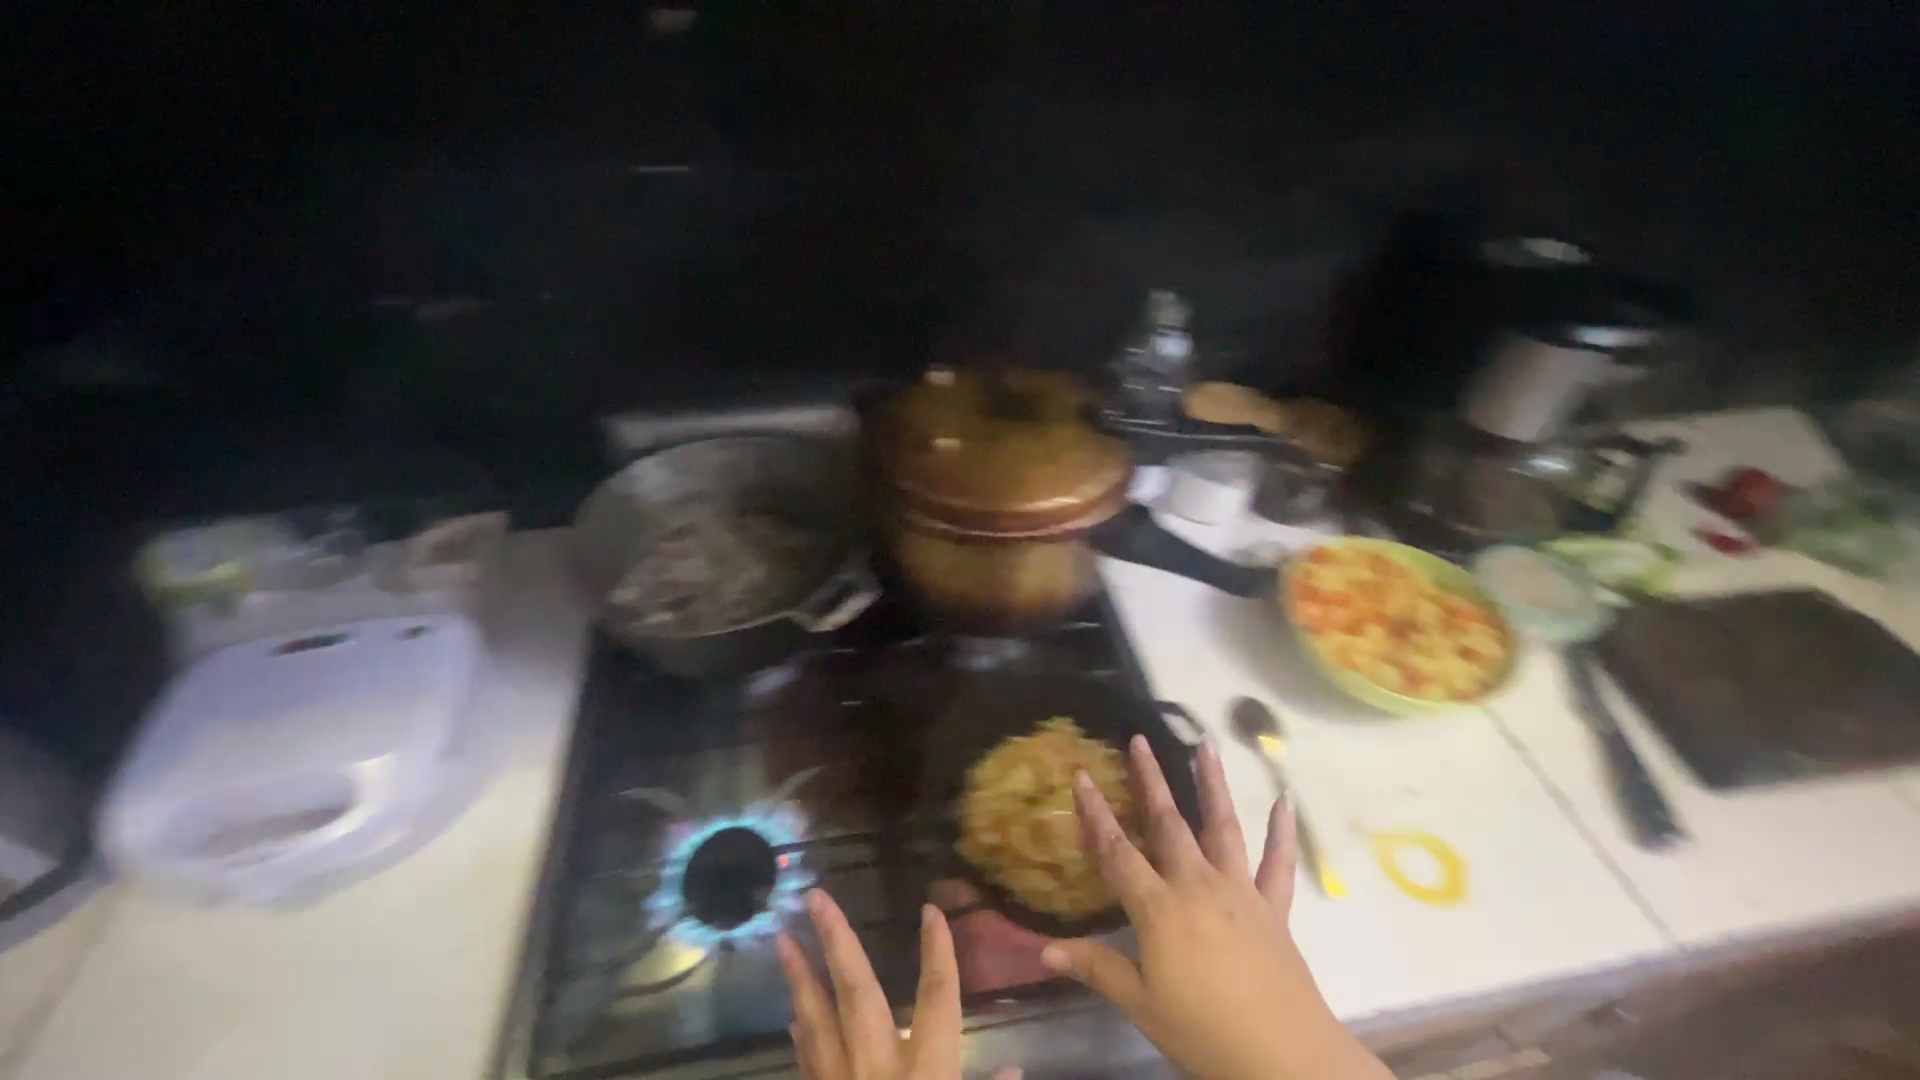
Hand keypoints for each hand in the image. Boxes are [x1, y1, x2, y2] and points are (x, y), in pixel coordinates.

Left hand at [777, 888, 1019, 1079]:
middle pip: (858, 992)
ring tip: (784, 938)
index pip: (938, 1000)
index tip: (932, 910)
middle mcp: (877, 1070)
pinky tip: (793, 1010)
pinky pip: (808, 1059)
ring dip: (800, 977)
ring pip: (816, 1019)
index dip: (939, 953)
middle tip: (815, 898)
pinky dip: (801, 1029)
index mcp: (926, 1075)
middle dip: (837, 942)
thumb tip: (1012, 1070)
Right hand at [1040, 736, 1391, 1079]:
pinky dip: (1281, 831)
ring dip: (1212, 784)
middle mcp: (1197, 885)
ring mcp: (1240, 891)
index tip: (1082, 775)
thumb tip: (1042, 948)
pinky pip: (1278, 863)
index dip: (1096, 813)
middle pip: (1168, 823)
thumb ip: (1095, 968)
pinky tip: (1285, 800)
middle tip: (1140, 741)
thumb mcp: (1141, 1004)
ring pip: (1222, 827)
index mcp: (1159, 909)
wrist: (1284, 1057)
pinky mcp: (1274, 907)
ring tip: (1206, 744)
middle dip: (1150, 780)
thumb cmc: (1203, 1032)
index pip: (1118, 851)